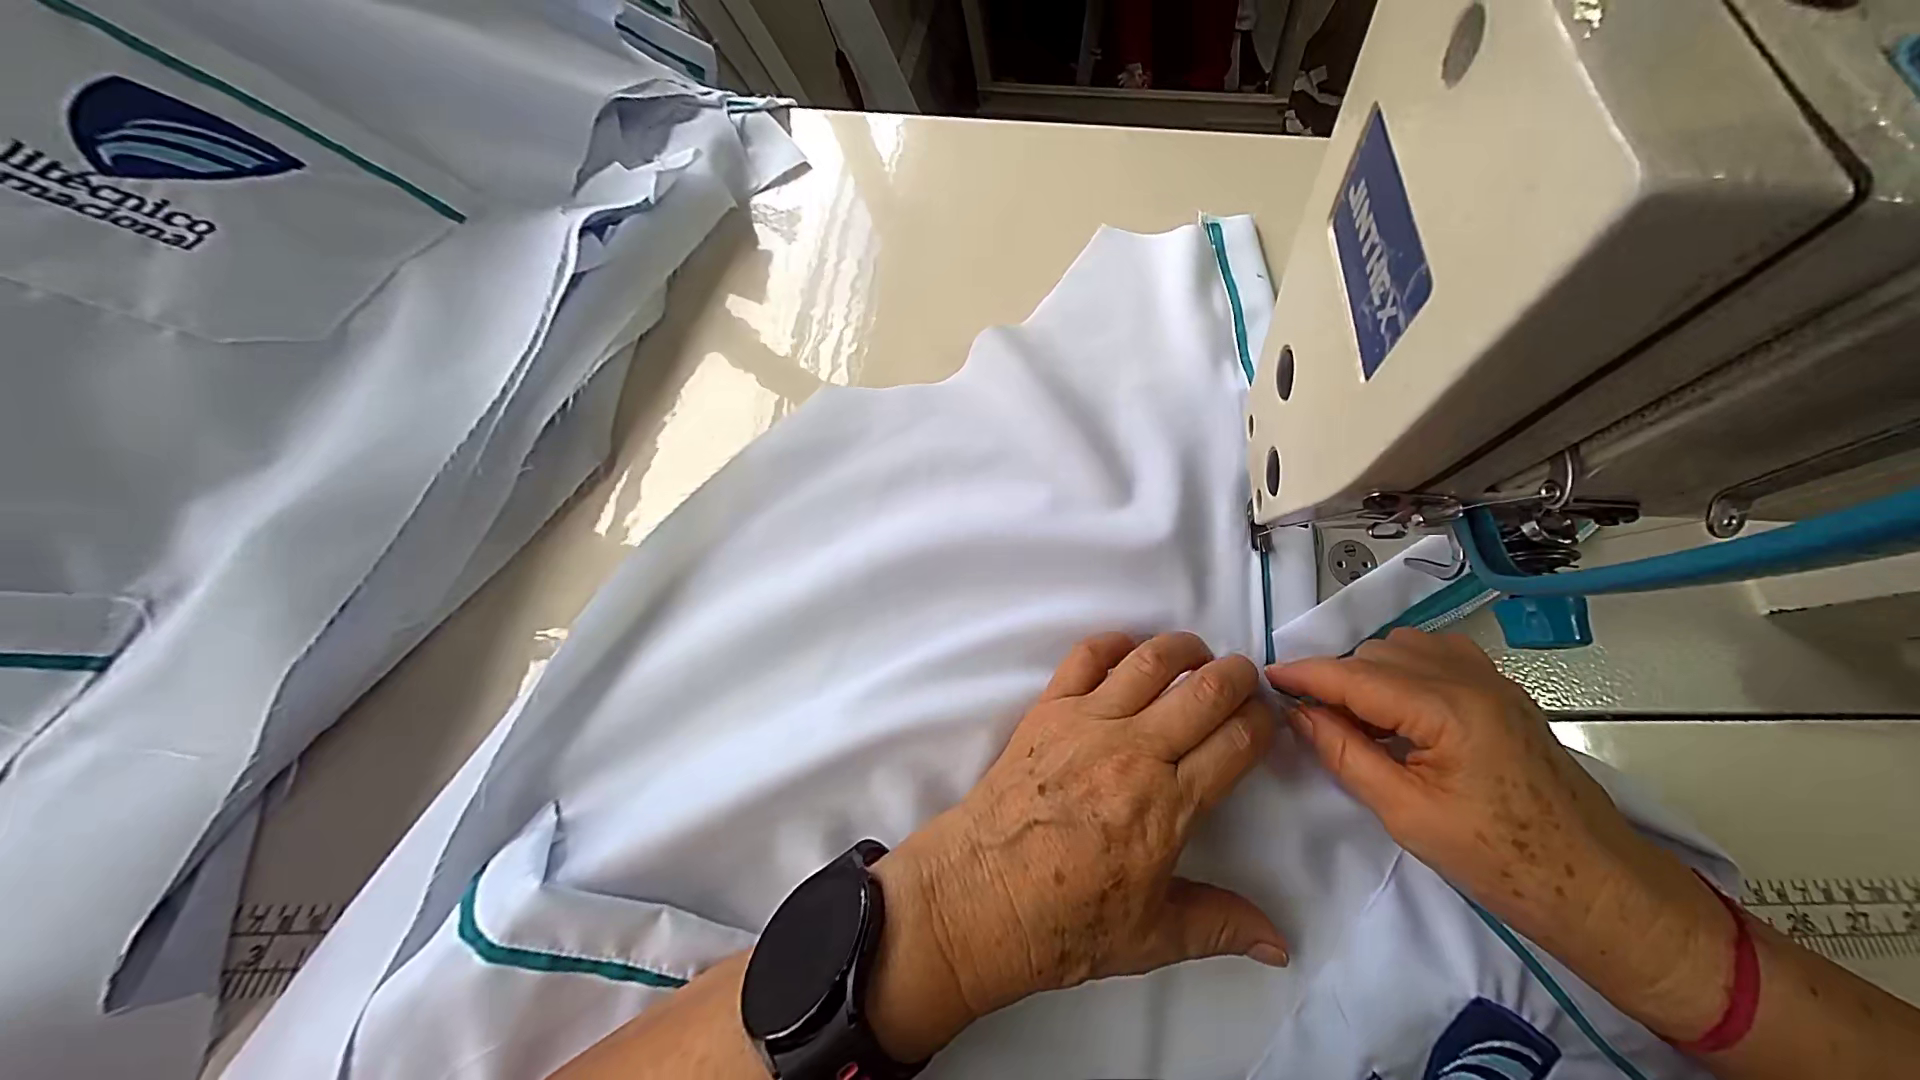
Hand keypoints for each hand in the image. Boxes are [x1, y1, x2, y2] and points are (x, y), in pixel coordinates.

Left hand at [865, 632, 1286, 1060]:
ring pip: (1149, 662)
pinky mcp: (1048, 711)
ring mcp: (1087, 723)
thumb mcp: (1152, 937)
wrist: (980, 896)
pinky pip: (1085, 658)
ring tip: (1197, 652)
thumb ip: (1221, 925)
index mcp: (1170, 804)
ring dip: (1183, 648)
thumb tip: (1280, 944)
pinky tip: (1127, 649)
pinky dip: (1112, 643)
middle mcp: (1134, 750)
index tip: (1267, 718)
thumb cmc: (1066, 921)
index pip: (1237, 741)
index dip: (1262, 722)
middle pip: (1204, 690)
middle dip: (1237, 675)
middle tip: (1245, 677)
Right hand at [1266, 628, 1732, 1038]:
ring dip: (1368, 671)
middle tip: (1313, 720)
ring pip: (1403, 647)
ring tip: (1355, 717)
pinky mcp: (1503, 693)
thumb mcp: (1405, 812)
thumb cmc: (1501, 861)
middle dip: (1336, 678)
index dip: (1304, 674)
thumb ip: (1344, 752)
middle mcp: (1471, 679)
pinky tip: (1397, 707)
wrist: (1603, 891)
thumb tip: (1298, 712)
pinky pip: (1436, 655)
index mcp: (1447, 709)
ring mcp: (1493, 682)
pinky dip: (1403, 669)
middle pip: (1376, 654)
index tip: (1265, 677)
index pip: (1354, 675)